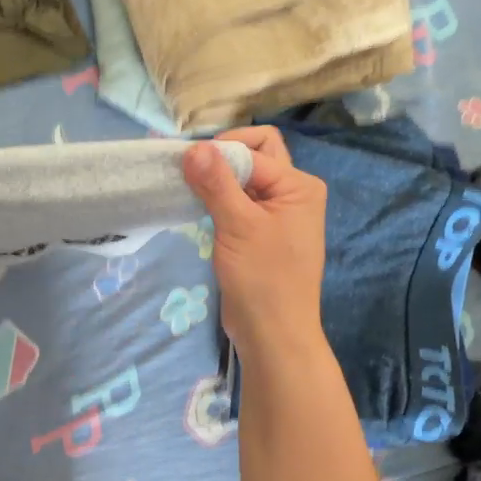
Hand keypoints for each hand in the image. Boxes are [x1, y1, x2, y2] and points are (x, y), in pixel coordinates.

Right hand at [183, 126, 327, 353]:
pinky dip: (217, 201)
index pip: (255, 151)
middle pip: (254, 156)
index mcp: (298, 185)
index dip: (219, 153)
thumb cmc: (262, 279)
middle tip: (190, 174)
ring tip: (188, 192)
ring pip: (243, 181)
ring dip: (217, 181)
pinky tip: (197, 210)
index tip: (182, 166)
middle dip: (221, 159)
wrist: (272, 332)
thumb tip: (193, 148)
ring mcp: (275, 215)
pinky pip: (238, 204)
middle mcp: (291, 193)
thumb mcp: (238, 226)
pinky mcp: (258, 234)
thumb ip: (217, 184)